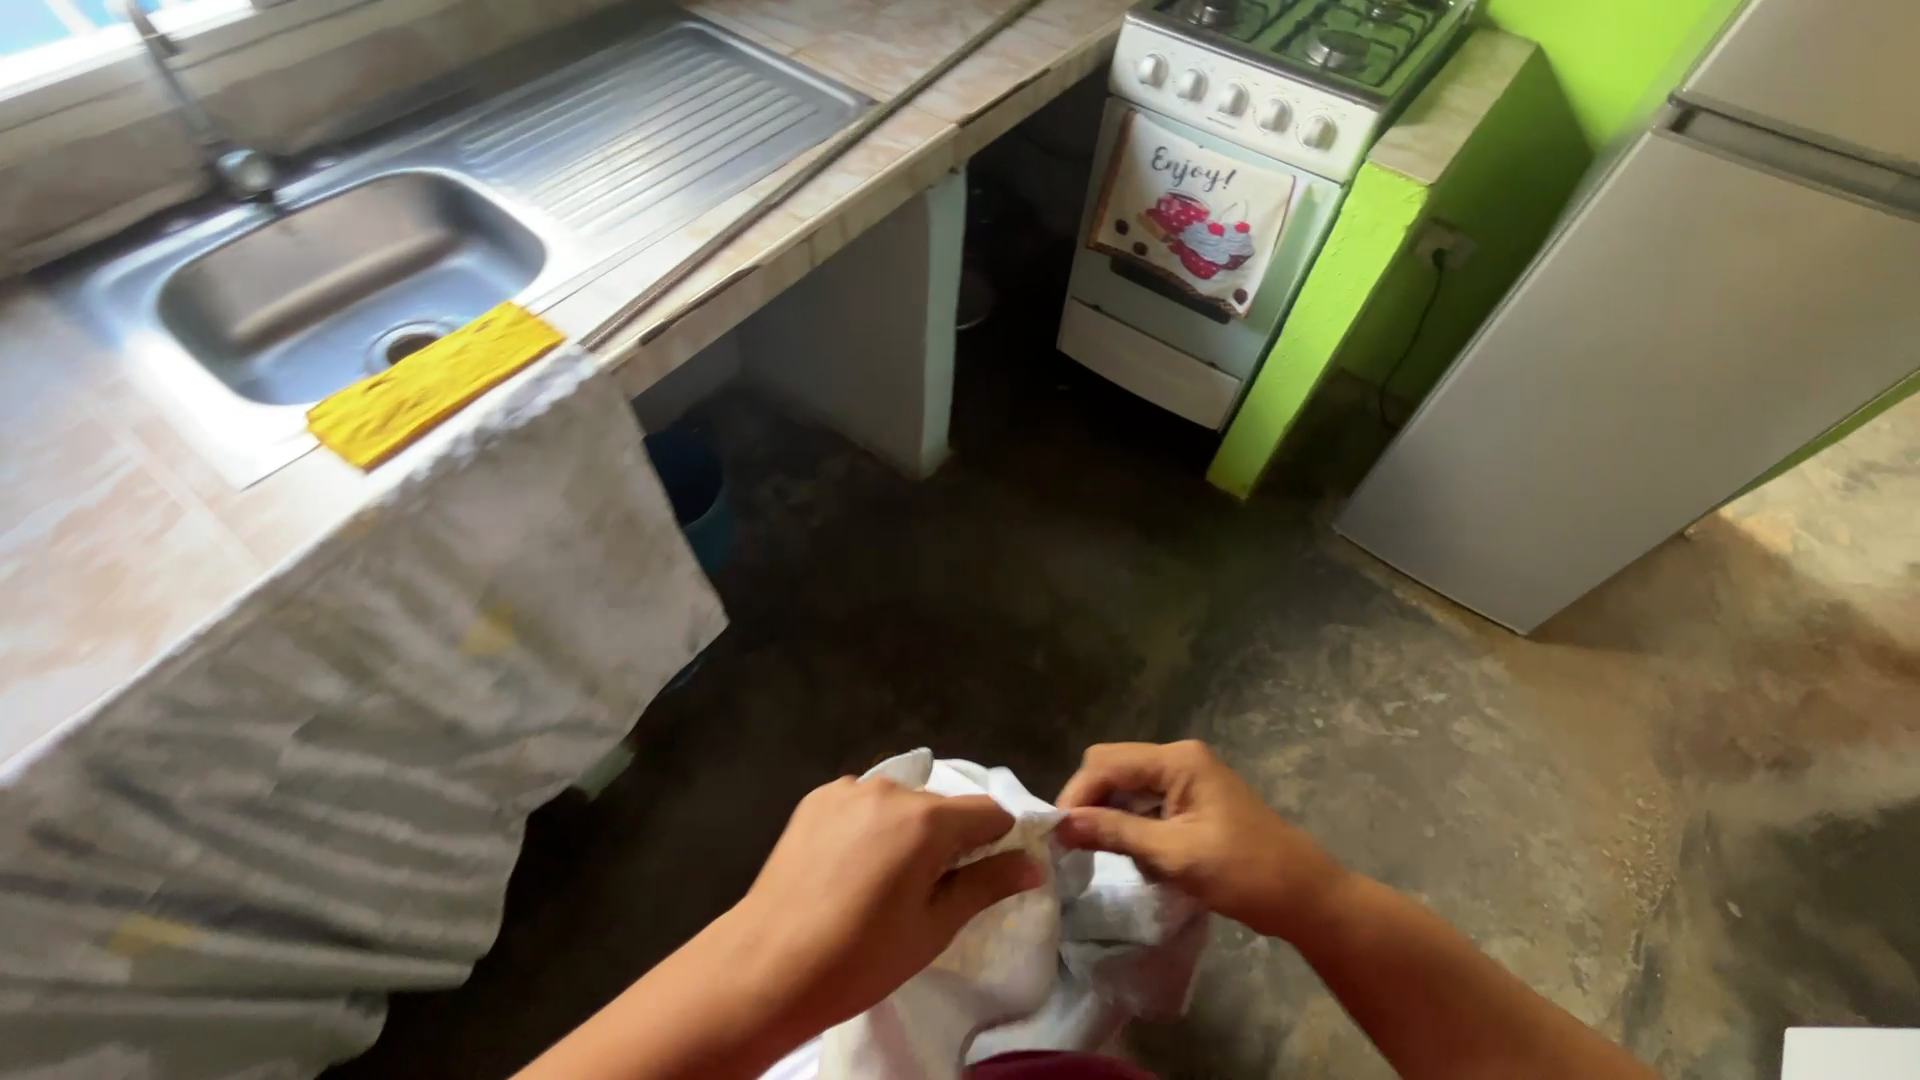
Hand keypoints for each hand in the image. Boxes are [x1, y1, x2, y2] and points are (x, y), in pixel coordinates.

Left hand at [713, 776, 1042, 1040]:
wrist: (767, 965)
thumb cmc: (861, 957)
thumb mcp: (934, 927)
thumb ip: (987, 884)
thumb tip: (1033, 864)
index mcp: (927, 820)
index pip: (989, 813)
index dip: (997, 842)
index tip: (983, 876)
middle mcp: (891, 790)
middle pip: (943, 807)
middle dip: (947, 839)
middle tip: (926, 890)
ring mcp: (848, 789)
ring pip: (902, 803)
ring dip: (906, 830)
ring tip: (881, 880)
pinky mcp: (816, 798)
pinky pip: (863, 804)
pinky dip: (869, 825)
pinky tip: (849, 865)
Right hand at [1054, 740, 1347, 940]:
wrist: (1305, 897)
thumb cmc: (1244, 872)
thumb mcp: (1173, 855)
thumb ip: (1115, 833)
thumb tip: (1061, 825)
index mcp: (1177, 759)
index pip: (1106, 762)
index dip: (1077, 794)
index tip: (1057, 834)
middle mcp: (1178, 757)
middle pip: (1112, 767)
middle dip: (1088, 801)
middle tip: (1070, 842)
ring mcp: (1185, 777)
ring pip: (1125, 784)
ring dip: (1106, 813)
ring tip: (1088, 848)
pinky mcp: (1189, 799)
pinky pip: (1143, 800)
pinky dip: (1127, 822)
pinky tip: (1122, 848)